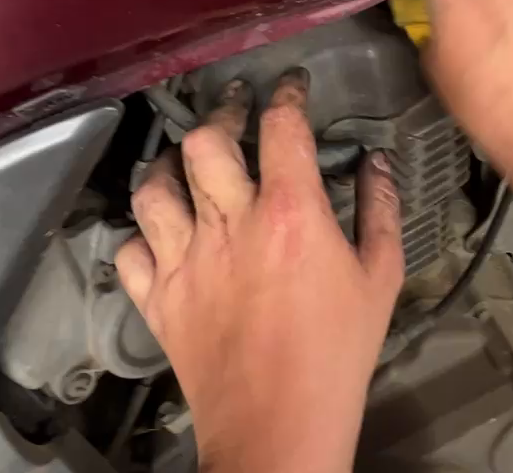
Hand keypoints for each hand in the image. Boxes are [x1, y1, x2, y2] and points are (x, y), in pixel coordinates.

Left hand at [116, 71, 403, 472]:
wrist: (279, 427)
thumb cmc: (338, 349)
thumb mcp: (381, 274)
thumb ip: (380, 207)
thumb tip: (375, 161)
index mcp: (289, 212)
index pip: (281, 127)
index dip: (287, 94)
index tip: (293, 85)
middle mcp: (230, 224)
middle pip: (206, 142)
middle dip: (223, 111)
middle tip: (237, 107)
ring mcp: (187, 261)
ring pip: (154, 188)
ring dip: (170, 163)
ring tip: (188, 158)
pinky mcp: (160, 301)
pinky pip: (132, 250)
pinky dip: (143, 232)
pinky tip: (163, 229)